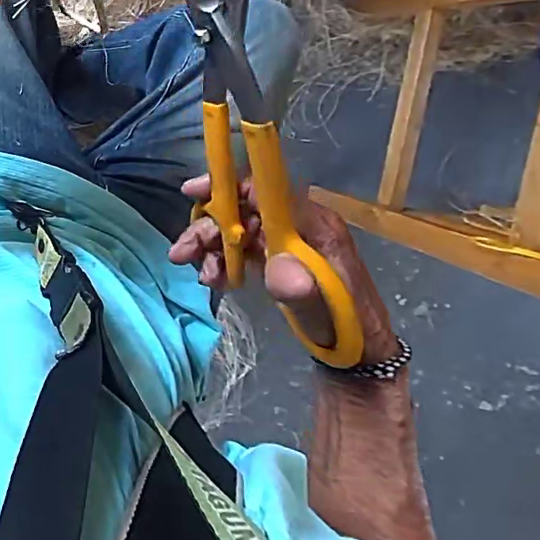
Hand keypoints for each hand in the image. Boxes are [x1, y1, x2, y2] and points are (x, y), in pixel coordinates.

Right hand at [168, 175, 399, 362]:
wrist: (358, 352)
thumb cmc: (347, 325)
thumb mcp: (327, 308)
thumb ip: (302, 287)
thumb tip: (276, 266)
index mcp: (313, 224)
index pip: (266, 190)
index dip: (228, 187)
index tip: (192, 193)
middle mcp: (295, 225)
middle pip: (241, 210)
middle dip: (207, 228)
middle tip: (181, 254)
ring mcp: (282, 241)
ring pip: (233, 229)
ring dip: (209, 248)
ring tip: (202, 276)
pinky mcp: (272, 256)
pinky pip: (237, 247)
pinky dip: (220, 261)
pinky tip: (215, 280)